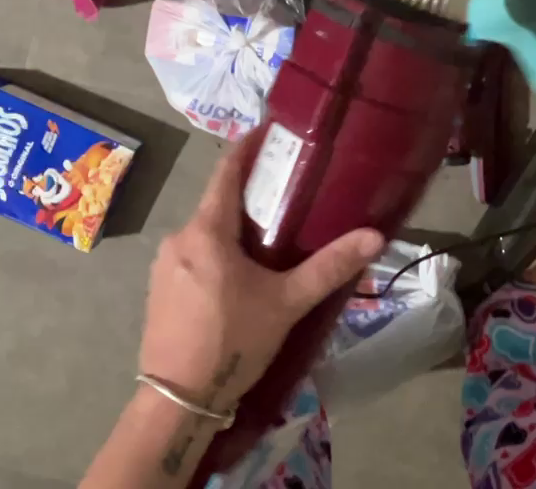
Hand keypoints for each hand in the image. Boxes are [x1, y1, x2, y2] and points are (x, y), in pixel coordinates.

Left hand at [139, 133, 384, 409]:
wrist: (175, 403)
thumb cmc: (231, 342)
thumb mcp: (286, 303)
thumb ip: (329, 267)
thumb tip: (376, 237)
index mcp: (207, 230)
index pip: (227, 170)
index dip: (248, 146)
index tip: (272, 131)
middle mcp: (179, 238)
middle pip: (219, 203)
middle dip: (251, 196)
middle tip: (289, 195)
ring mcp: (164, 266)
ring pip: (206, 233)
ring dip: (234, 231)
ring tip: (271, 240)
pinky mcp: (159, 291)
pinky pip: (193, 257)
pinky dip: (217, 255)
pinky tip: (240, 279)